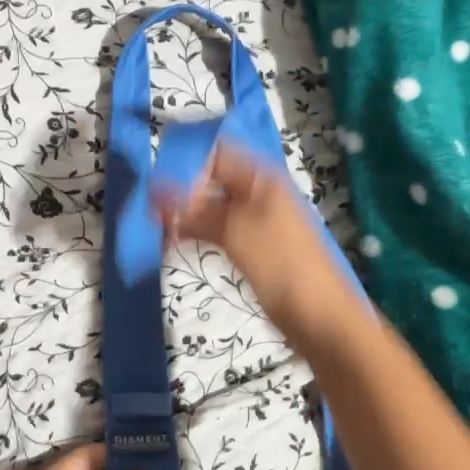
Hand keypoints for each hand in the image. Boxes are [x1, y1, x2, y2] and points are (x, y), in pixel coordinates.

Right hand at [152, 142, 349, 342]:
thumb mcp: (234, 230)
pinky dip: (195, 231)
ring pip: (211, 205)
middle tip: (148, 207)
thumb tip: (154, 187)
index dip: (185, 158)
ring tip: (156, 227)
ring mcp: (255, 219)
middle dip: (180, 189)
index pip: (216, 151)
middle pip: (211, 178)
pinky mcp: (251, 245)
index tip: (152, 174)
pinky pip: (217, 228)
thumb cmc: (282, 264)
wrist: (320, 317)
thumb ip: (194, 207)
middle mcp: (257, 191)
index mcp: (261, 177)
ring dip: (184, 213)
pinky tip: (172, 242)